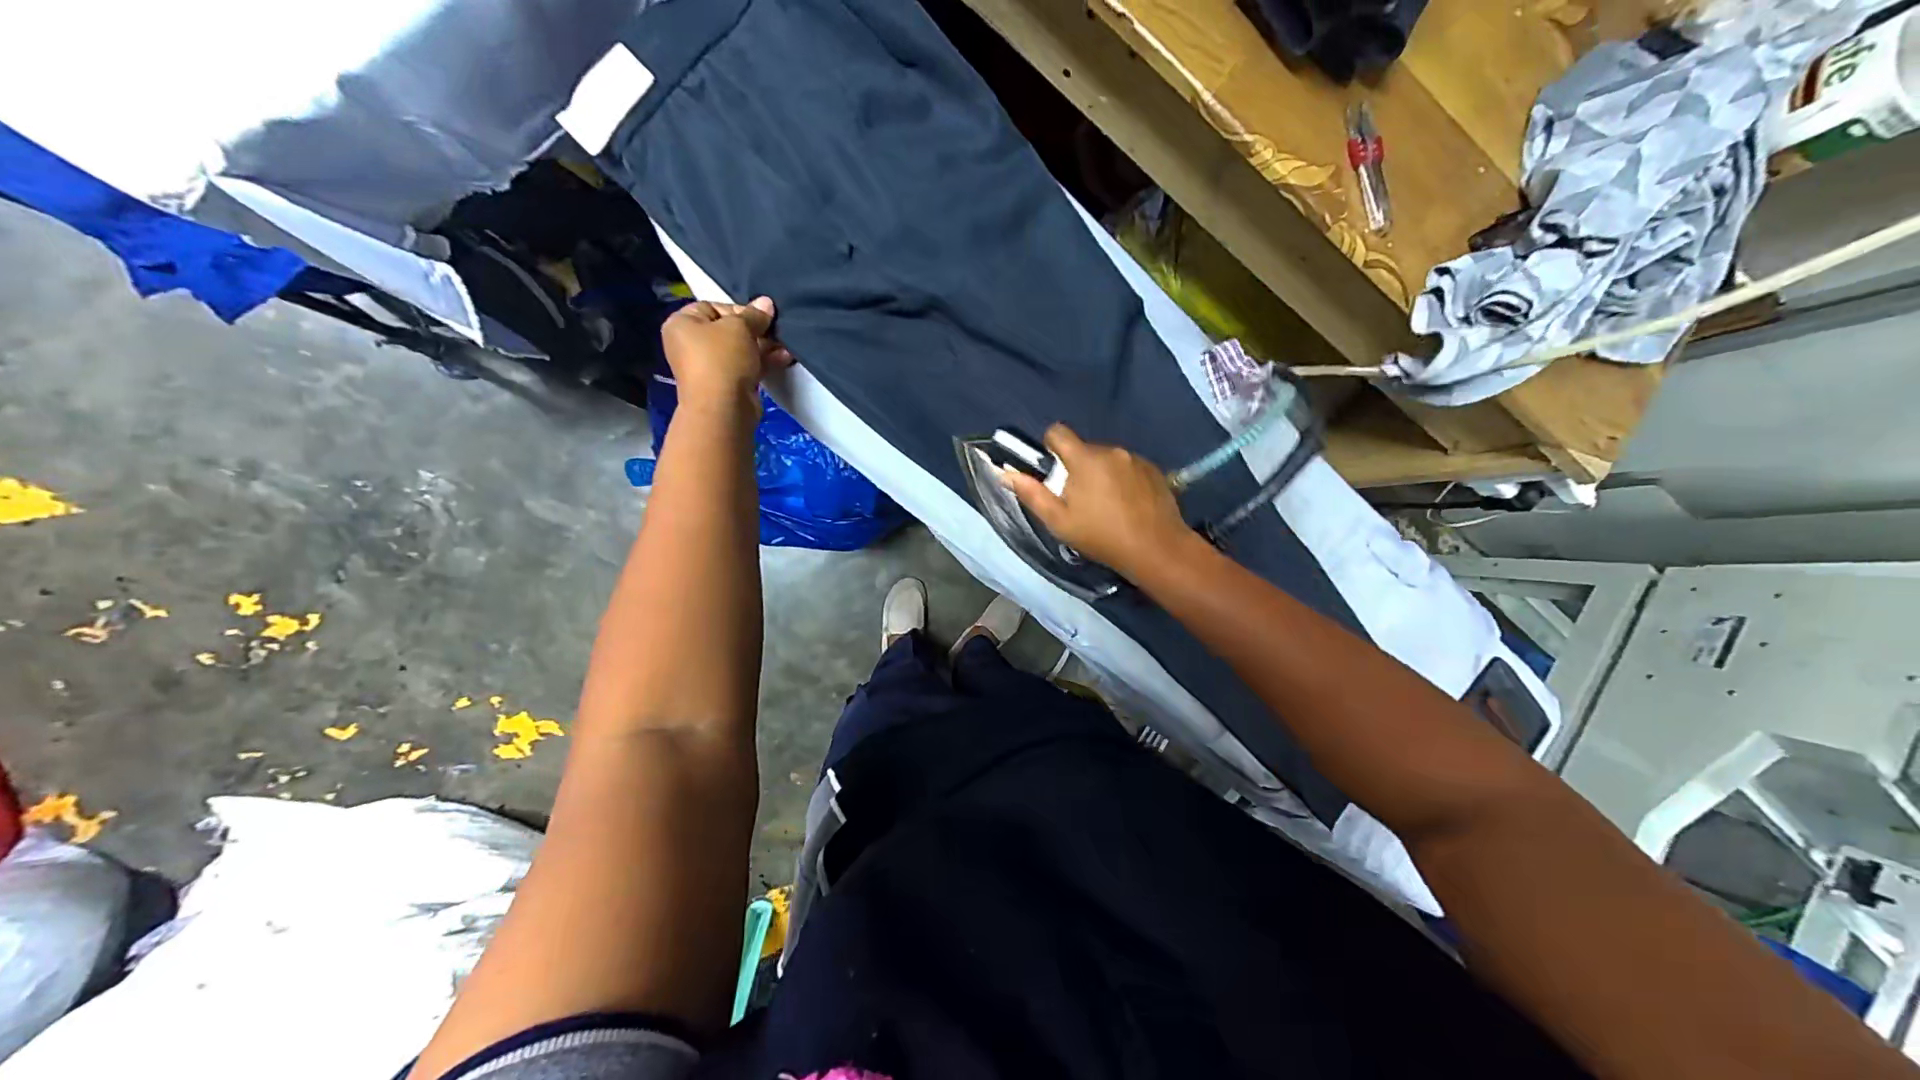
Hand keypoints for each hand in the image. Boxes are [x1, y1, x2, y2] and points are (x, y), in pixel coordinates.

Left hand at [661, 296, 794, 407]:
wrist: (722, 408)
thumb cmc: (722, 358)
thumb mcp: (740, 327)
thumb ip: (754, 314)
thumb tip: (766, 302)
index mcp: (682, 324)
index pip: (712, 307)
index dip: (737, 310)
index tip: (758, 317)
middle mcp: (691, 344)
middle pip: (728, 329)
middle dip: (755, 330)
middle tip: (775, 329)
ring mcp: (709, 367)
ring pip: (740, 349)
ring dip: (764, 345)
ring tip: (785, 343)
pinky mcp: (726, 385)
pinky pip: (746, 366)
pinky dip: (763, 361)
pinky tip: (785, 357)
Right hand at [998, 423, 1194, 578]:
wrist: (1155, 548)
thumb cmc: (1101, 536)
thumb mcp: (1059, 521)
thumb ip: (1032, 494)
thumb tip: (1006, 473)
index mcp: (1084, 459)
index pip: (1058, 432)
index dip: (1049, 445)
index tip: (1052, 468)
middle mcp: (1111, 450)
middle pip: (1084, 449)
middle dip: (1077, 467)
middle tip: (1078, 499)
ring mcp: (1135, 458)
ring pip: (1107, 458)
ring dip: (1101, 473)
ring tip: (1105, 505)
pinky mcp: (1154, 469)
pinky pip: (1128, 466)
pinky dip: (1123, 479)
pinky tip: (1127, 504)